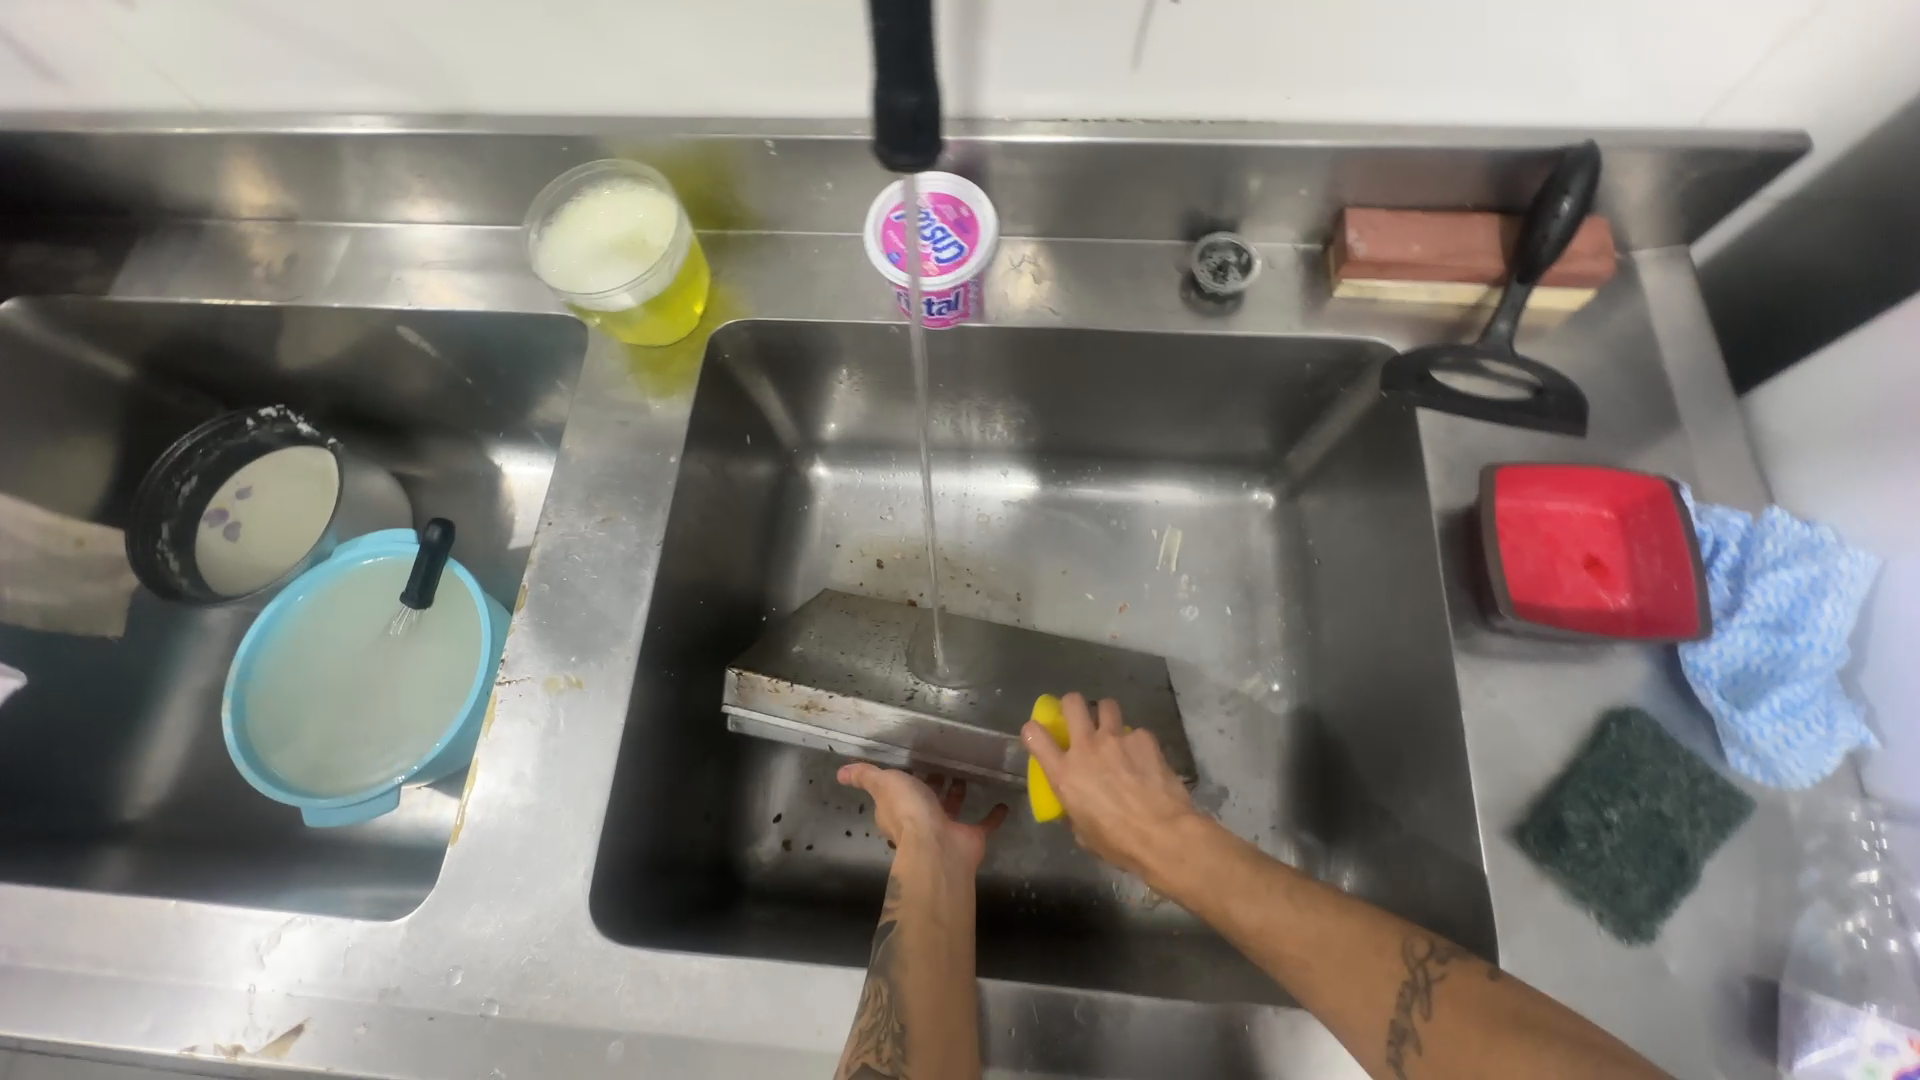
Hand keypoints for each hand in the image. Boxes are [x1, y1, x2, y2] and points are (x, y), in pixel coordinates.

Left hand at [838, 764, 1008, 873]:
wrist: (937, 846)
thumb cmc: (908, 811)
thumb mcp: (883, 784)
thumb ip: (865, 776)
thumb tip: (840, 773)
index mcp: (897, 811)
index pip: (898, 792)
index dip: (905, 779)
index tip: (914, 761)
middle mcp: (920, 822)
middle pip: (926, 799)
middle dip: (932, 784)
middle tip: (944, 764)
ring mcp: (946, 830)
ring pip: (952, 808)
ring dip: (958, 794)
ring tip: (966, 775)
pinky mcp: (970, 838)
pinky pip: (983, 824)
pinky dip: (992, 816)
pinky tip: (1002, 804)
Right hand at [1021, 692, 1201, 877]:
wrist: (1163, 836)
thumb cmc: (1118, 843)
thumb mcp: (1083, 833)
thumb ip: (1074, 812)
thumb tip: (1078, 810)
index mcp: (1064, 773)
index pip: (1034, 735)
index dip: (1033, 731)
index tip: (1039, 736)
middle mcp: (1086, 747)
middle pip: (1072, 703)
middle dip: (1072, 706)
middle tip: (1080, 720)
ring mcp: (1116, 739)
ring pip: (1106, 705)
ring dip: (1106, 716)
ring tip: (1114, 733)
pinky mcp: (1144, 739)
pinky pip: (1137, 732)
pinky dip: (1138, 743)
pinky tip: (1146, 760)